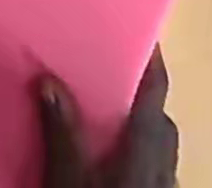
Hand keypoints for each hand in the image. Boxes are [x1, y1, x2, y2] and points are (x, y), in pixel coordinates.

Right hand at [39, 54, 177, 187]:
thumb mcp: (68, 177)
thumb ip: (62, 131)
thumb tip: (48, 78)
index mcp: (144, 150)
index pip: (154, 95)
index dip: (152, 64)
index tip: (148, 37)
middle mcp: (163, 169)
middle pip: (161, 124)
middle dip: (144, 99)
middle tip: (118, 77)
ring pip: (161, 150)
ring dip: (144, 130)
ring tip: (114, 118)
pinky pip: (156, 171)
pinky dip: (141, 156)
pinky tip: (117, 162)